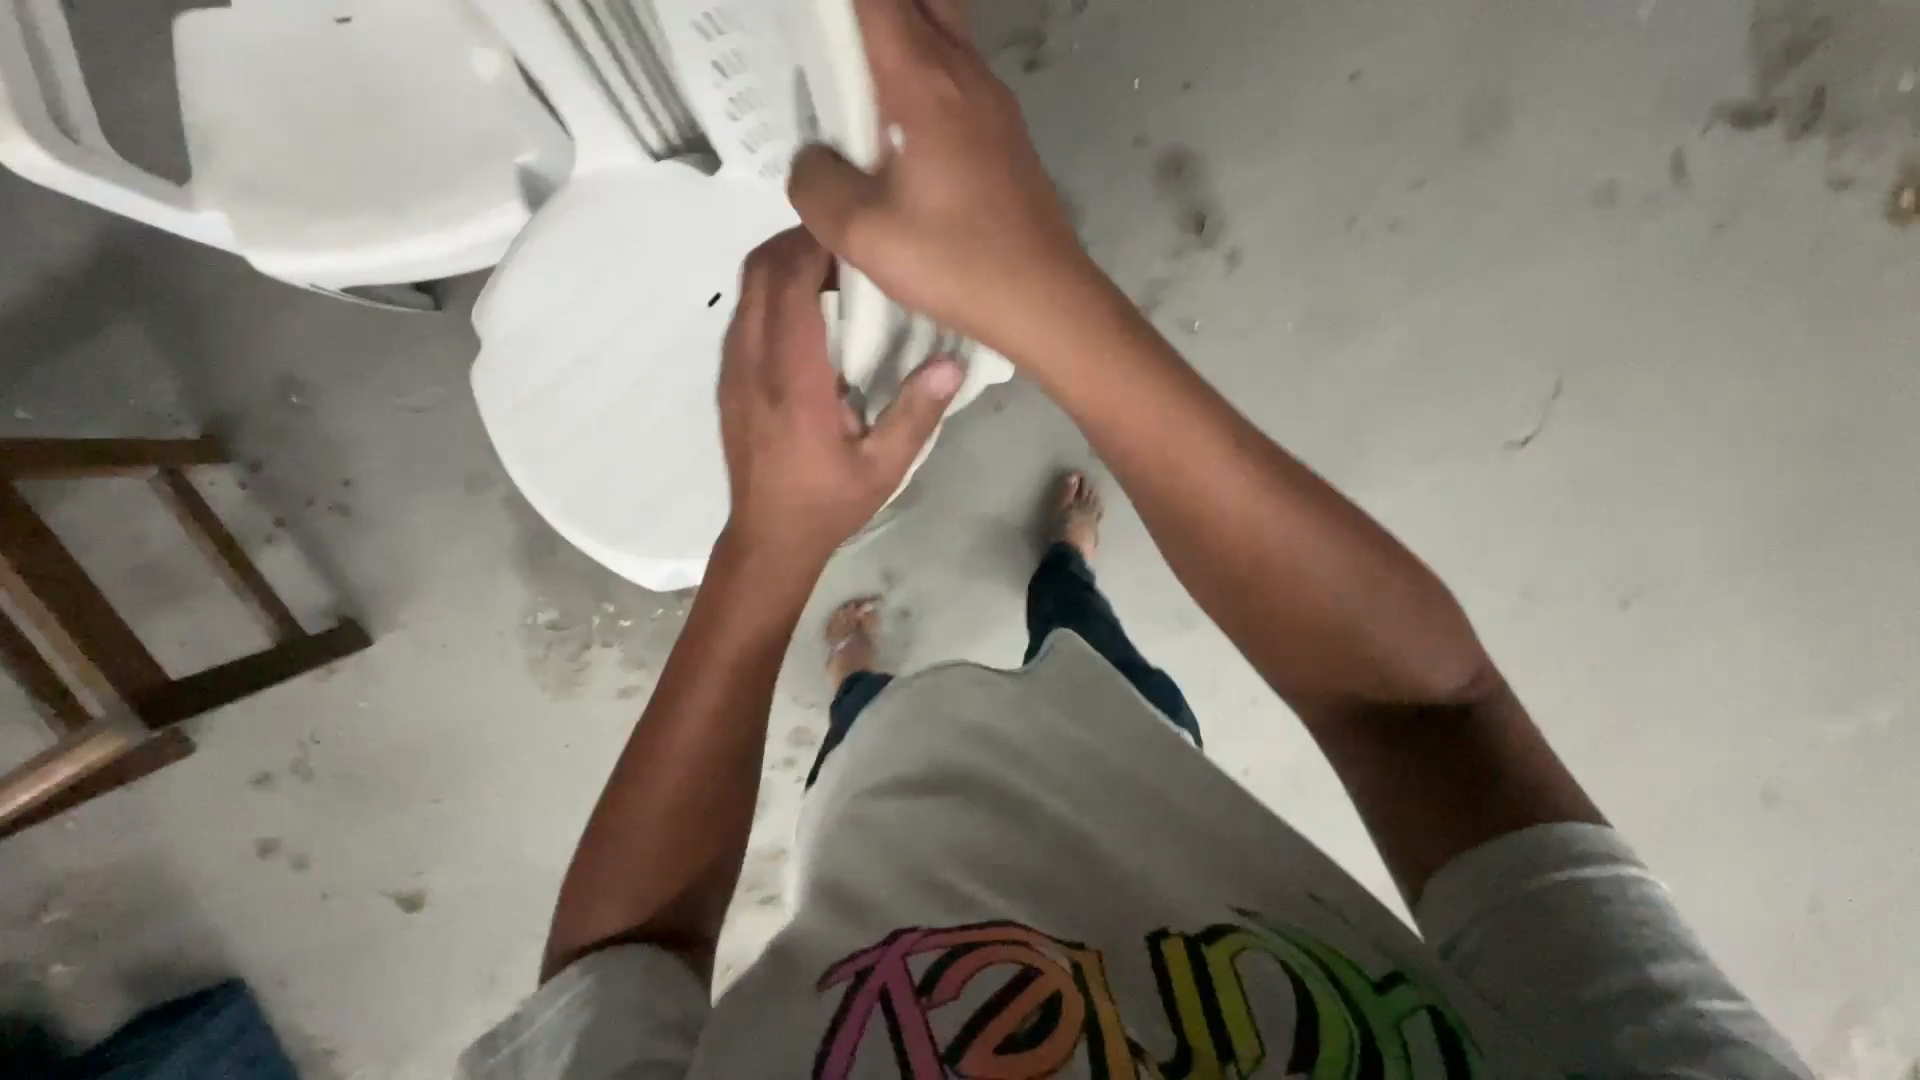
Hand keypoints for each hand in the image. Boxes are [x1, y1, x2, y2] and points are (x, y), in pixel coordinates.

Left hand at [718, 228, 963, 562]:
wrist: (768, 538)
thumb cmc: (828, 504)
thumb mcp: (884, 467)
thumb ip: (916, 413)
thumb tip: (954, 363)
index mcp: (793, 381)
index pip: (790, 282)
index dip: (817, 244)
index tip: (858, 233)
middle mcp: (753, 364)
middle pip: (761, 270)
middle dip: (800, 241)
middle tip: (851, 245)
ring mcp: (734, 369)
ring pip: (747, 287)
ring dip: (785, 264)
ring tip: (835, 272)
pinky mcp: (729, 379)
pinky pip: (744, 313)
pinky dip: (773, 292)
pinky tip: (811, 314)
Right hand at [787, 0, 1094, 358]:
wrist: (1045, 302)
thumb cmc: (956, 264)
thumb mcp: (863, 235)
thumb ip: (817, 185)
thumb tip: (813, 160)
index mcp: (926, 83)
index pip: (876, 2)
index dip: (838, 7)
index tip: (813, 28)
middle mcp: (967, 76)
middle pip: (920, 0)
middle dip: (875, 10)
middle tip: (839, 52)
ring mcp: (996, 104)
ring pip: (947, 34)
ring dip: (905, 37)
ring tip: (861, 86)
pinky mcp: (1009, 137)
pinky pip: (962, 79)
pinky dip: (928, 77)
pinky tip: (905, 131)